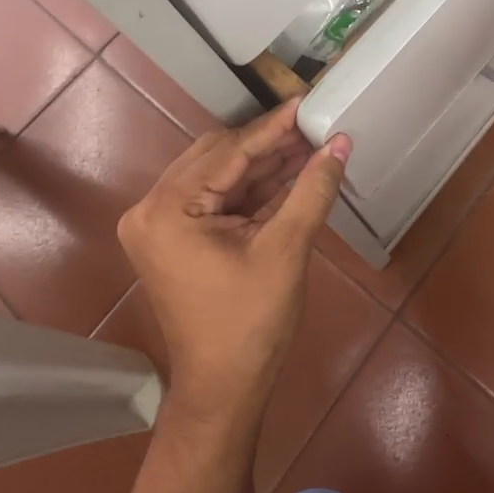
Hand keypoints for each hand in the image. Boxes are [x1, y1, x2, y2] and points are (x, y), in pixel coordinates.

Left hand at [118, 100, 351, 420]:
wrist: (225, 389)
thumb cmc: (251, 322)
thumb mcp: (286, 248)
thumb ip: (313, 189)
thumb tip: (341, 143)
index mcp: (167, 209)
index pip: (228, 152)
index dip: (273, 128)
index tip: (306, 103)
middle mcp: (152, 209)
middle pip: (218, 157)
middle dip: (269, 144)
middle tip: (313, 127)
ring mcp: (161, 225)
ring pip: (219, 175)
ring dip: (263, 165)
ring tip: (310, 147)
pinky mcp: (175, 238)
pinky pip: (216, 198)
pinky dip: (252, 189)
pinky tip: (290, 174)